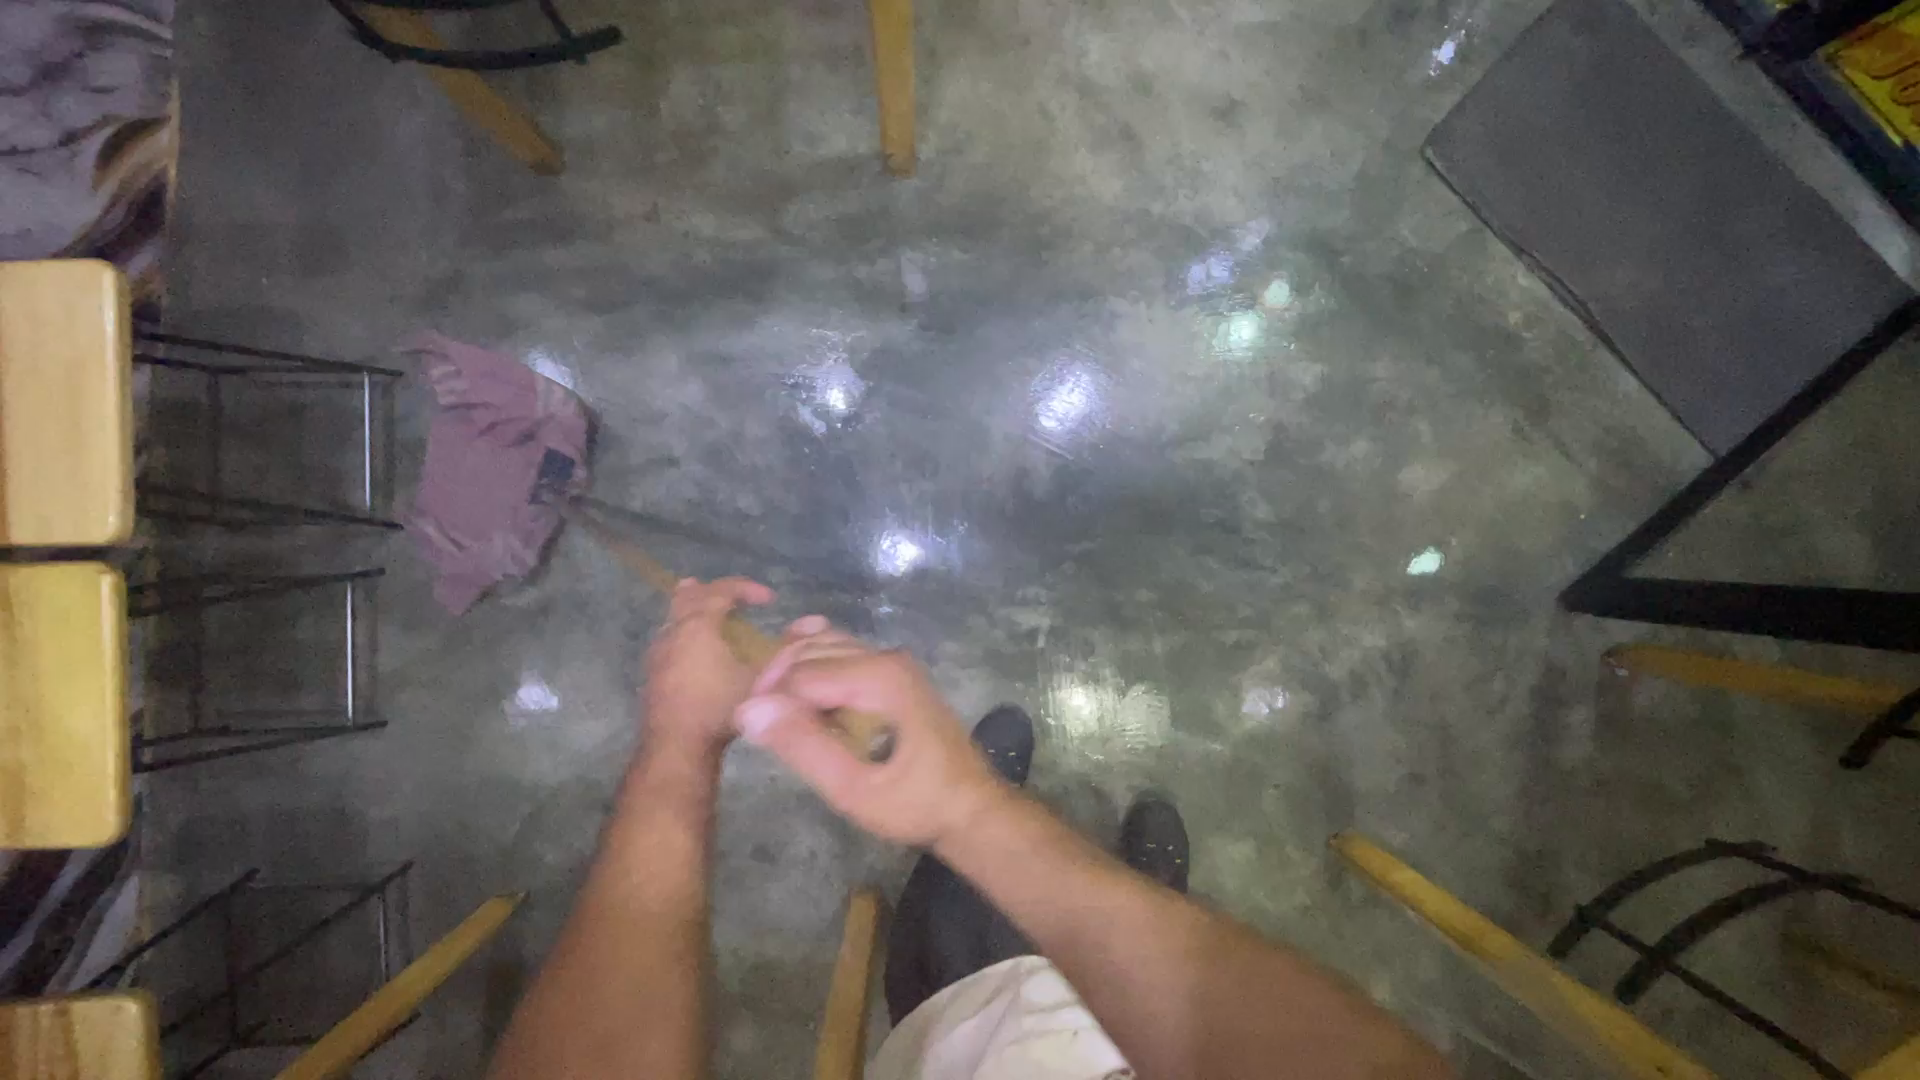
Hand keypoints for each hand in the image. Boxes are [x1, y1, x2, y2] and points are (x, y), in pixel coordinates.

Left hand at [642, 577, 774, 758]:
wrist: (676, 746)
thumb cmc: (719, 708)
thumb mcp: (763, 678)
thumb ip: (786, 651)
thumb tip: (813, 626)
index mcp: (699, 626)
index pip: (722, 590)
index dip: (747, 588)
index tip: (770, 599)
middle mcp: (674, 632)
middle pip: (688, 596)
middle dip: (712, 590)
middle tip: (732, 594)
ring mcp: (658, 652)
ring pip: (674, 616)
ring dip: (694, 610)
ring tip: (708, 612)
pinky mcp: (653, 673)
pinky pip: (669, 637)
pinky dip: (685, 631)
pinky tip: (694, 649)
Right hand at [733, 623, 1010, 846]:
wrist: (970, 807)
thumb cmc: (915, 805)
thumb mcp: (854, 790)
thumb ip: (804, 747)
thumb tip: (749, 709)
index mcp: (879, 678)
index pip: (800, 673)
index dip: (769, 701)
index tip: (752, 735)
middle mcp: (886, 657)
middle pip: (810, 651)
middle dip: (775, 681)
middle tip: (757, 725)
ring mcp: (893, 661)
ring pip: (825, 646)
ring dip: (792, 670)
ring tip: (772, 711)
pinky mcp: (893, 672)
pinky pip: (843, 653)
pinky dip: (814, 662)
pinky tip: (794, 678)